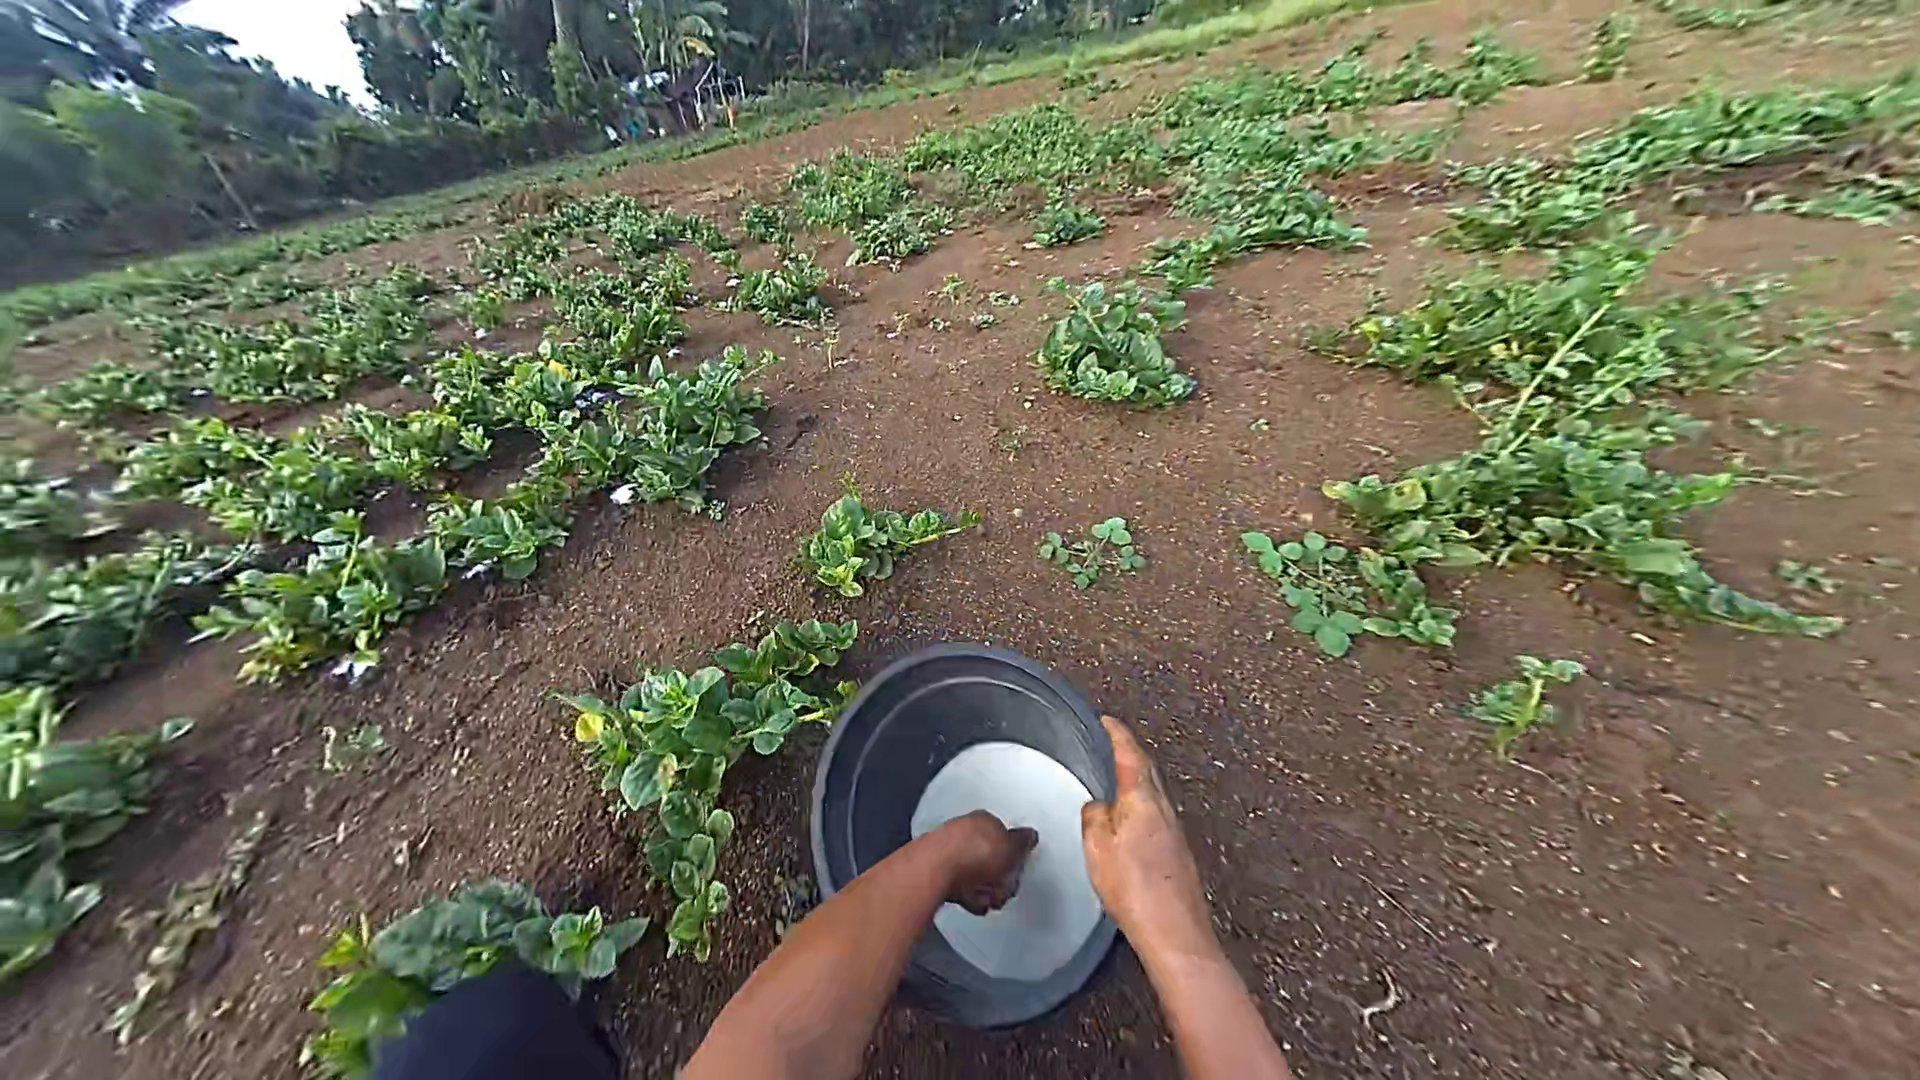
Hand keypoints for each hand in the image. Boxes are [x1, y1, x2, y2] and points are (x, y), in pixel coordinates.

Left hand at [935, 810, 1038, 915]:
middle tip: (1001, 887)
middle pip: (992, 859)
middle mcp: (967, 831)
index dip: (1014, 858)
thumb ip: (1023, 842)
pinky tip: (971, 900)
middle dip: (1000, 878)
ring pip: (977, 876)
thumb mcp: (1012, 847)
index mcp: (985, 819)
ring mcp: (951, 851)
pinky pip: (961, 887)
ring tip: (985, 896)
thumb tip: (1030, 836)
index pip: (1006, 837)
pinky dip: (968, 896)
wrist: (936, 869)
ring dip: (985, 891)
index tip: (1016, 871)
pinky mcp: (938, 872)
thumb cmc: (974, 852)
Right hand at [1081, 716, 1215, 960]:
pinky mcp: (1177, 851)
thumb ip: (1093, 815)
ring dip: (1136, 778)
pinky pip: (1156, 814)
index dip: (1118, 733)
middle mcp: (1164, 808)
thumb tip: (1098, 806)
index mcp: (1143, 798)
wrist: (1175, 933)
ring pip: (1153, 792)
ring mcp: (1174, 830)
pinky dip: (1141, 805)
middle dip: (1130, 752)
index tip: (1108, 720)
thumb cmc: (1136, 889)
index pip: (1130, 753)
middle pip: (1146, 769)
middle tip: (1114, 741)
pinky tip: (1131, 820)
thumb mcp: (1096, 845)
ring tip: (1118, 777)